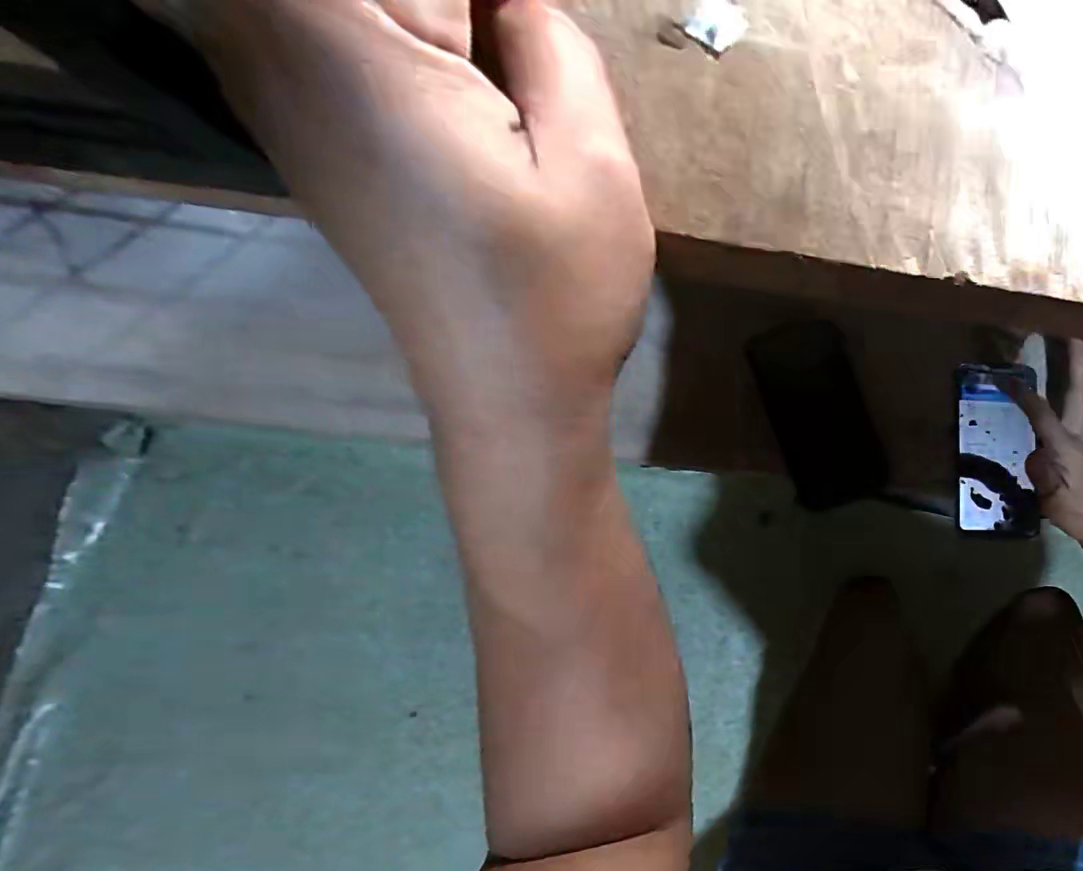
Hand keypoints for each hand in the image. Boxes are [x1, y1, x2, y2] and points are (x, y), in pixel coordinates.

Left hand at [151, 0, 652, 443]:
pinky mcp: (298, 131)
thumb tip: (519, 5)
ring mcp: (268, 86)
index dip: (510, 16)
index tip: (545, 73)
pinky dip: (419, 70)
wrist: (511, 397)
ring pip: (376, 21)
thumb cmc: (561, 294)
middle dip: (481, 27)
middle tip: (536, 108)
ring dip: (452, 49)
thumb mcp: (596, 168)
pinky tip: (474, 132)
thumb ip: (558, 48)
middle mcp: (265, 37)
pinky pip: (347, 48)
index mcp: (337, 30)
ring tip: (510, 124)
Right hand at [1013, 340, 1082, 547]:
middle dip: (1080, 359)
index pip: (1040, 413)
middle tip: (1082, 330)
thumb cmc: (1070, 511)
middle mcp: (1082, 435)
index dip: (1024, 395)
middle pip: (1081, 390)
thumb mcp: (1046, 493)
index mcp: (1063, 445)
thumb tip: (1037, 452)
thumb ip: (1039, 468)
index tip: (1008, 378)